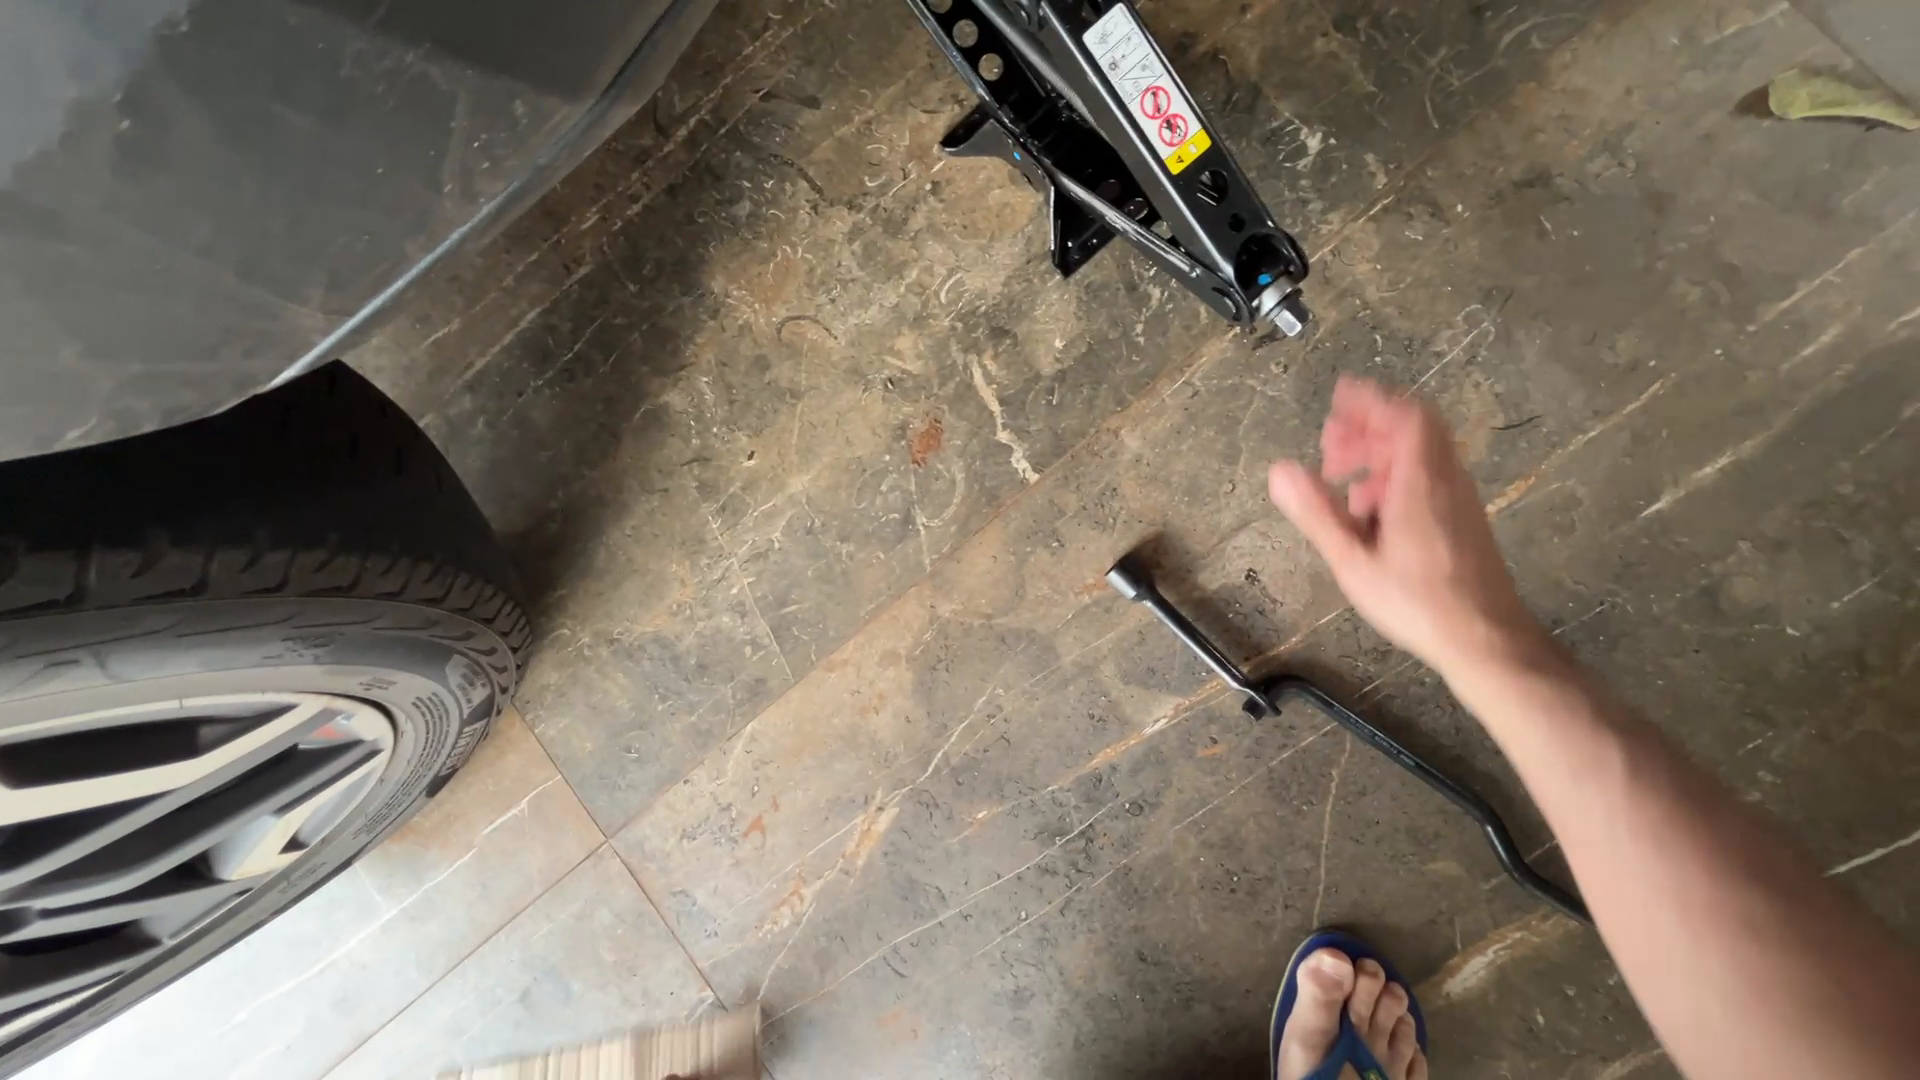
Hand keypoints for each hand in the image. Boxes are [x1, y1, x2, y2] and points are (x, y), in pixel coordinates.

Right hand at [1267, 376, 1543, 677]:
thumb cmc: (1415, 601)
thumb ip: (1316, 513)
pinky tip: (1369, 512)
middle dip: (1367, 427)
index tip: (1339, 396)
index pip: (1404, 416)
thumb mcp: (1353, 561)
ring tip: (1341, 478)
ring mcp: (1459, 499)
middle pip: (1412, 428)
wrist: (1485, 639)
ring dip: (1378, 453)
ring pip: (1420, 453)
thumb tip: (1279, 470)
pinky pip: (1427, 476)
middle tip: (1329, 445)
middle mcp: (1446, 480)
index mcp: (1420, 482)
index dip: (1371, 400)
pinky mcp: (1461, 519)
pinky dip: (1393, 475)